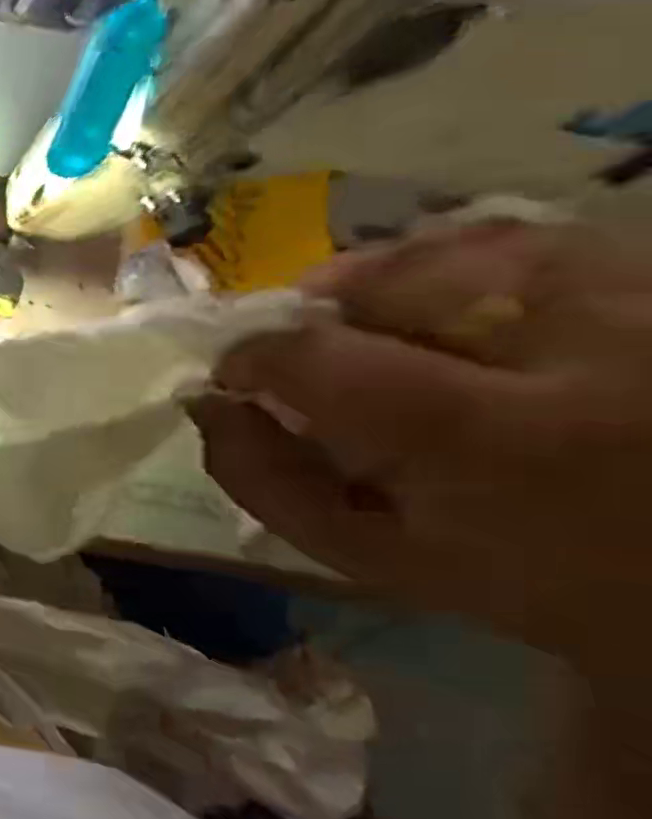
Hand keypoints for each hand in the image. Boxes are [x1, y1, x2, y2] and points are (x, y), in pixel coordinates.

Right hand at [190, 223, 651, 677]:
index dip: (253, 354)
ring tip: (372, 321)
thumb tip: (209, 405)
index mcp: (487, 439)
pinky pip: (537, 239)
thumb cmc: (519, 579)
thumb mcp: (369, 554)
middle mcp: (580, 350)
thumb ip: (266, 480)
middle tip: (305, 346)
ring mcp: (643, 306)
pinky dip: (465, 258)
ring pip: (471, 242)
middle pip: (398, 277)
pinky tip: (448, 303)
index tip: (236, 376)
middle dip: (323, 305)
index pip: (321, 354)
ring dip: (392, 277)